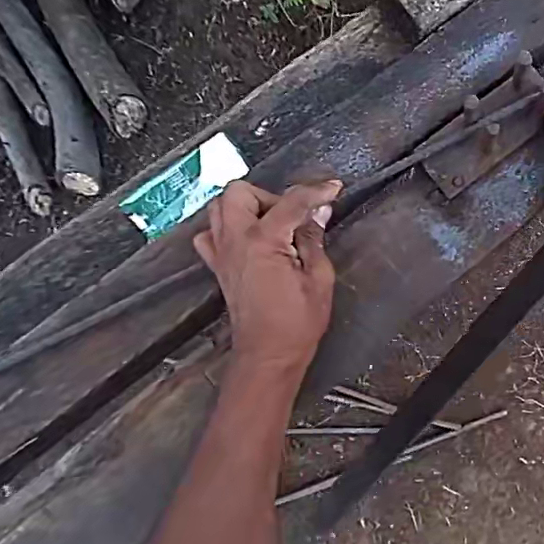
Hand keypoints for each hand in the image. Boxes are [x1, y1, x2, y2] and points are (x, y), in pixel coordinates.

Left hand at [192, 179, 340, 374]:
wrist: (268, 355)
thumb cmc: (297, 323)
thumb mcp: (319, 279)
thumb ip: (315, 240)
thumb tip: (319, 212)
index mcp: (263, 241)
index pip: (291, 202)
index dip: (316, 192)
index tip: (333, 188)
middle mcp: (235, 241)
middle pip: (240, 192)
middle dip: (271, 196)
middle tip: (295, 215)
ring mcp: (221, 253)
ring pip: (220, 207)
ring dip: (247, 207)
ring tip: (274, 225)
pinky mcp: (218, 267)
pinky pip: (211, 234)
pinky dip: (227, 228)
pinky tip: (248, 240)